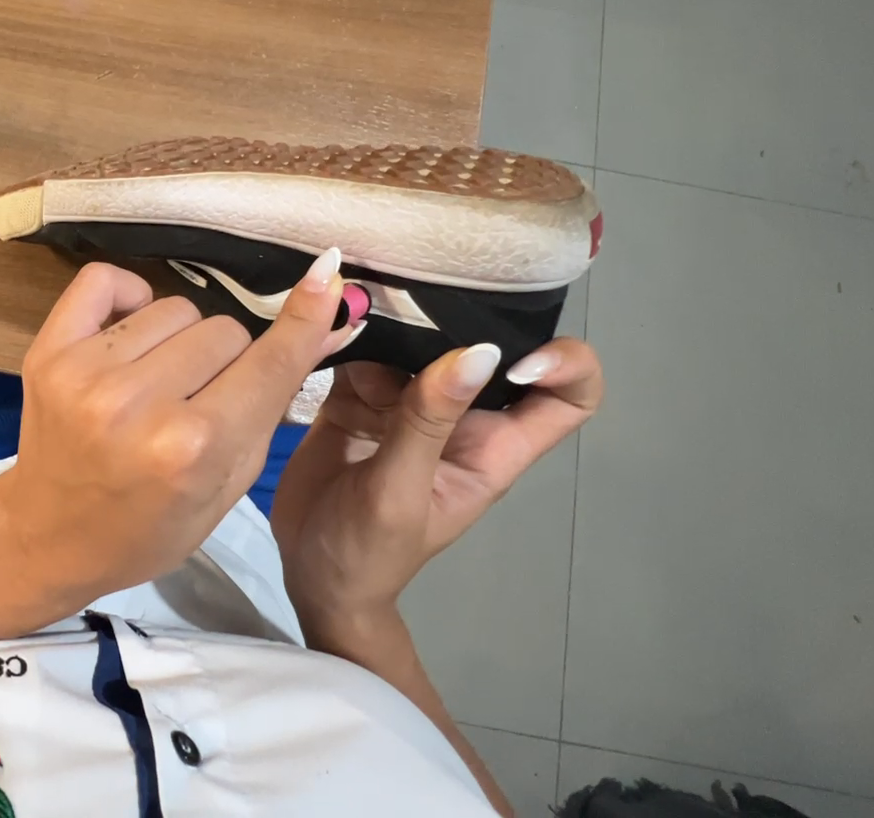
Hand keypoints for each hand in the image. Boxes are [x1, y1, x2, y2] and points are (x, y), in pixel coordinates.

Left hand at [0, 256, 360, 632]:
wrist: (51, 536)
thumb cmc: (150, 527)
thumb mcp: (228, 484)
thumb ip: (273, 402)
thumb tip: (329, 321)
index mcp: (194, 447)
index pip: (269, 361)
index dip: (305, 319)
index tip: (326, 277)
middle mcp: (140, 403)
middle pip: (225, 330)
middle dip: (227, 362)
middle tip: (200, 397)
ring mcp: (87, 373)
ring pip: (175, 307)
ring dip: (180, 339)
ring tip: (158, 380)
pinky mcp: (48, 352)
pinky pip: (103, 280)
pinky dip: (128, 296)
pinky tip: (129, 333)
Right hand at [271, 337, 603, 638]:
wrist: (307, 572)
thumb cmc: (368, 551)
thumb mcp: (399, 493)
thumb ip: (428, 423)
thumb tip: (477, 351)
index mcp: (491, 447)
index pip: (566, 398)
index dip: (562, 364)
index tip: (505, 353)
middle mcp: (456, 417)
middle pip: (483, 349)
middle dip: (453, 321)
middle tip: (405, 302)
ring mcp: (403, 403)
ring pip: (414, 341)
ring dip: (386, 326)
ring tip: (347, 319)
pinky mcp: (356, 397)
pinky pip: (360, 351)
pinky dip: (345, 337)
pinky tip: (323, 332)